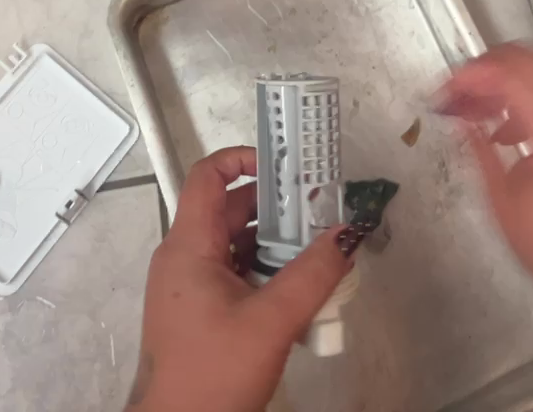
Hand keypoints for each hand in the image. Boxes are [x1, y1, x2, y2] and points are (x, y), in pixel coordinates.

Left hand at [126, 146, 355, 411]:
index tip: (285, 167)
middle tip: (319, 209)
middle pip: (229, 210)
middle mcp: (183, 256)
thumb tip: (349, 233)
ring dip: (274, 243)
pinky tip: (298, 288)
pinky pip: (233, 273)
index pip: (208, 176)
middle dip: (274, 207)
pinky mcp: (197, 311)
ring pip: (234, 244)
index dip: (243, 159)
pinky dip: (263, 271)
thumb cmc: (213, 373)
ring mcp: (188, 286)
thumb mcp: (271, 323)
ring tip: (318, 247)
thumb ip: (313, 275)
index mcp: (189, 245)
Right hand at [435, 45, 532, 329]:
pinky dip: (528, 96)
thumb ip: (481, 149)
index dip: (466, 77)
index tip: (439, 97)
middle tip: (454, 99)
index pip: (506, 71)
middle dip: (483, 72)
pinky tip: (507, 129)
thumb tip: (461, 119)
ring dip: (505, 82)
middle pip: (525, 59)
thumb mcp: (508, 203)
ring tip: (473, 113)